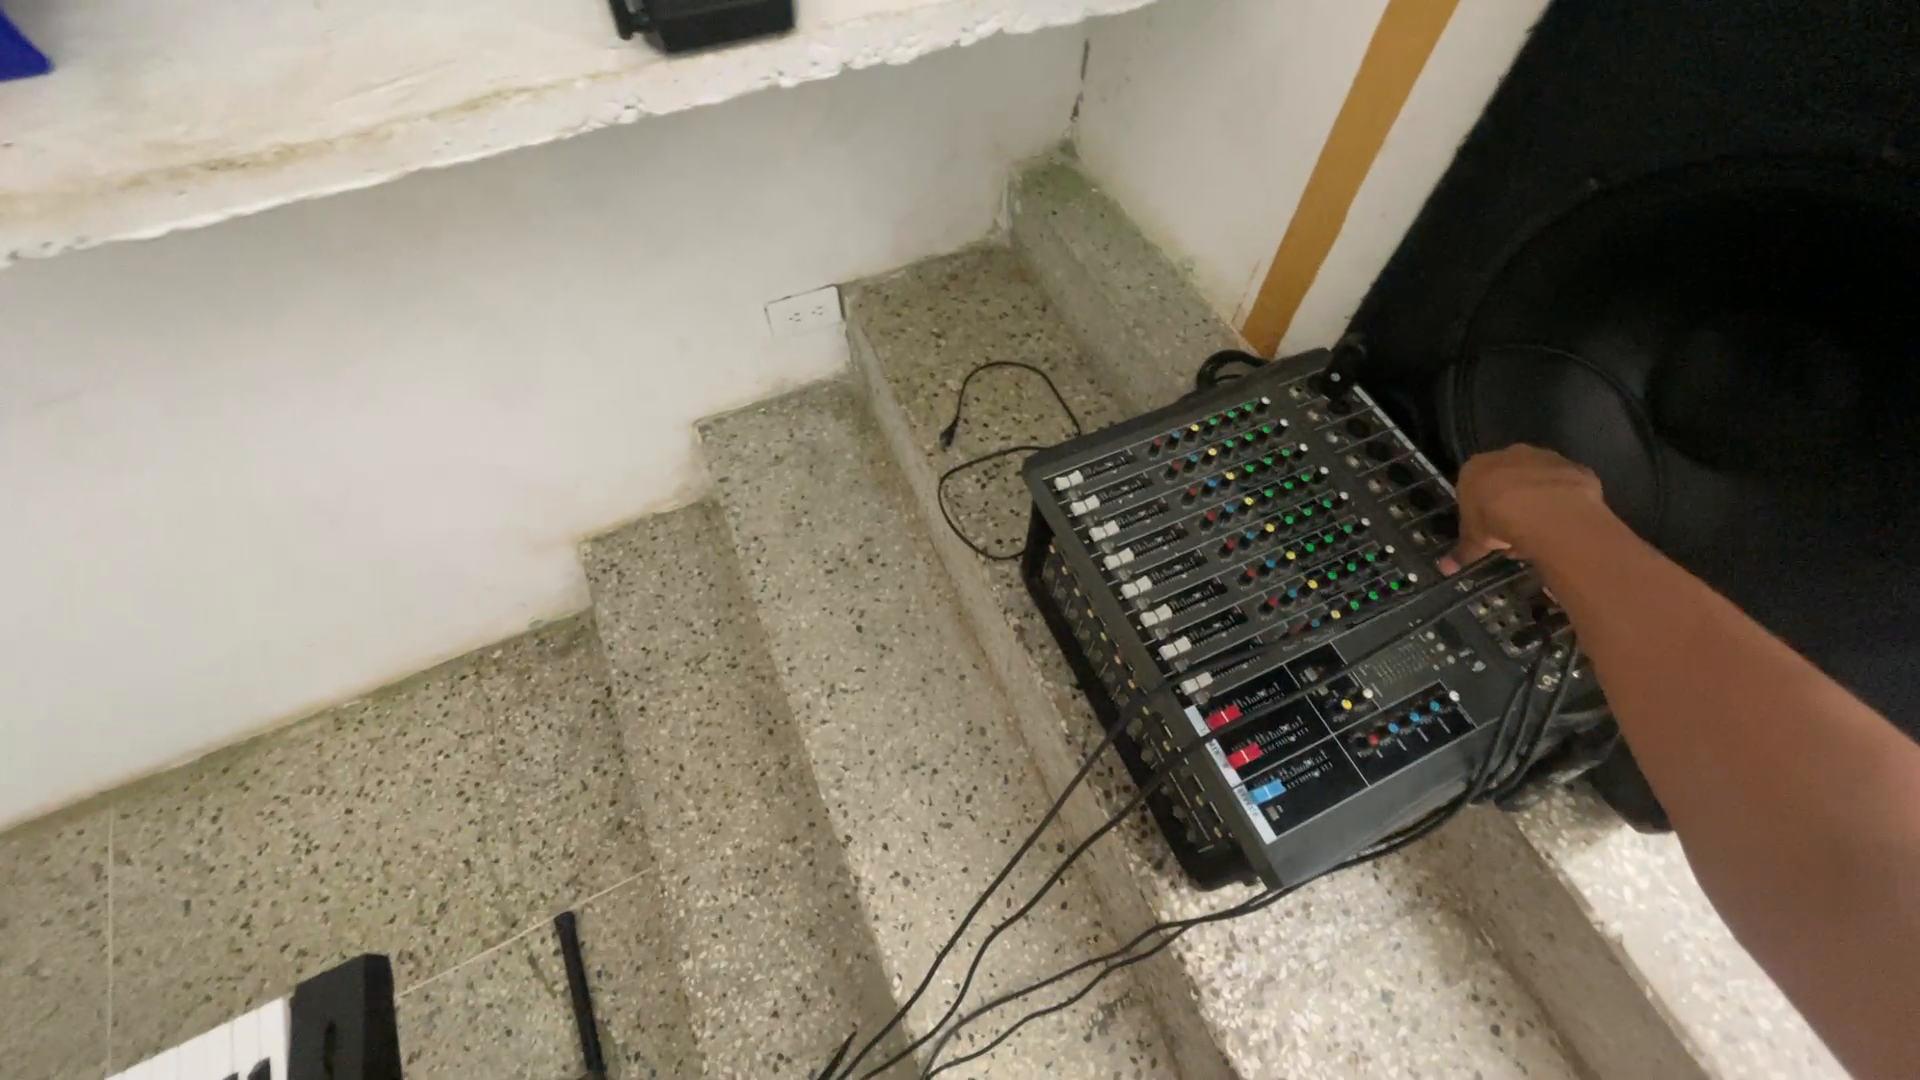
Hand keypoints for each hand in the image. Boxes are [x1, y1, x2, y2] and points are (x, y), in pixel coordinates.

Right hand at [1445, 445, 1611, 569]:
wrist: (1547, 511)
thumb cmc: (1495, 520)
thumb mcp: (1475, 541)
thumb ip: (1462, 552)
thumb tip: (1445, 569)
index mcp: (1475, 468)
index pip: (1472, 484)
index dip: (1479, 508)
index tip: (1485, 526)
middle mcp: (1509, 455)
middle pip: (1506, 478)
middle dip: (1509, 501)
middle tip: (1511, 530)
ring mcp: (1545, 458)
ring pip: (1538, 480)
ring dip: (1538, 501)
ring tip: (1539, 533)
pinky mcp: (1575, 468)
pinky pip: (1566, 486)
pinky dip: (1564, 502)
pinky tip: (1563, 523)